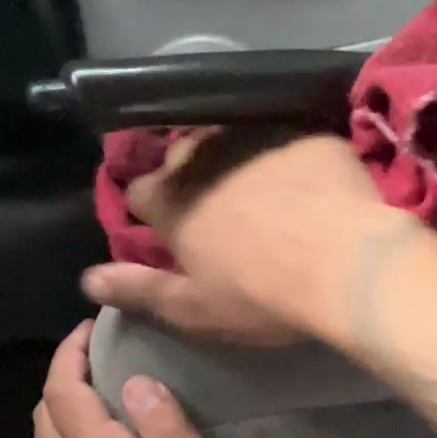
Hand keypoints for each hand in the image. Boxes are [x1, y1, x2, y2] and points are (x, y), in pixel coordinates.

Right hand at [88, 130, 392, 339]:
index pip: (139, 193)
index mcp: (170, 198)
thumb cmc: (265, 295)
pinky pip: (284, 136)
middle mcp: (203, 153)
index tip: (172, 232)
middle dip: (192, 179)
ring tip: (263, 189)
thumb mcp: (196, 308)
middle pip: (182, 160)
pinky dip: (286, 154)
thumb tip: (88, 280)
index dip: (152, 213)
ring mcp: (256, 134)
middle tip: (223, 211)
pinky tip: (306, 177)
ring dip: (237, 160)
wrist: (348, 264)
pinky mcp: (304, 129)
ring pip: (232, 141)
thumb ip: (140, 290)